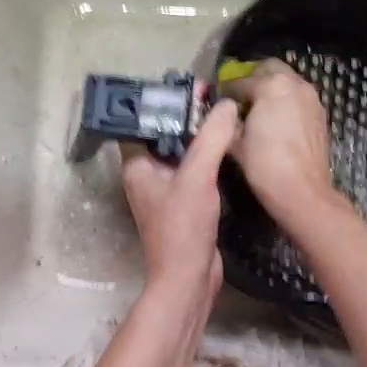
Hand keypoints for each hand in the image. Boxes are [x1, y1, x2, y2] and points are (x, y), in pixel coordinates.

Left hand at [121, 99, 240, 295]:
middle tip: (214, 97)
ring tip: (225, 115)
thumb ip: (211, 139)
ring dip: (201, 138)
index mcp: (137, 166)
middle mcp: (147, 176)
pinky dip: (209, 160)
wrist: (189, 278)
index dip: (162, 103)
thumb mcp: (197, 176)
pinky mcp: (185, 205)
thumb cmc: (183, 228)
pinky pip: (195, 173)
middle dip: (187, 118)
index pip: (142, 123)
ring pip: (182, 155)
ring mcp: (166, 192)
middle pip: (165, 136)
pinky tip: (229, 148)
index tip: (189, 88)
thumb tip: (227, 105)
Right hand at [224, 60, 337, 221]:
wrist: (302, 191)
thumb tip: (226, 115)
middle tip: (241, 99)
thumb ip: (228, 122)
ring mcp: (311, 98)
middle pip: (270, 69)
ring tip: (259, 111)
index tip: (219, 101)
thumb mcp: (236, 143)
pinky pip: (299, 98)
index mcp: (271, 86)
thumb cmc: (264, 166)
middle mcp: (294, 84)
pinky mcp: (320, 114)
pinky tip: (277, 122)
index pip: (240, 82)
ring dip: (272, 89)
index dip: (226, 91)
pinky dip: (286, 102)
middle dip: (253, 79)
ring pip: (288, 81)